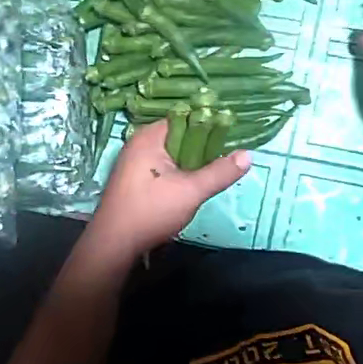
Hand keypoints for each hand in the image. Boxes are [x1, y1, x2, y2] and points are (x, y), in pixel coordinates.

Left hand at [85, 119, 248, 257]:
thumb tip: (248, 155)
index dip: (209, 124)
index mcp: (149, 137)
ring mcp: (135, 161)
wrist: (114, 245)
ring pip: (174, 153)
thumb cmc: (151, 211)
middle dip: (203, 146)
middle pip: (180, 135)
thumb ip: (220, 172)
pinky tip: (192, 186)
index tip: (230, 135)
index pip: (185, 117)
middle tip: (225, 157)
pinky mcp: (135, 179)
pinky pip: (165, 166)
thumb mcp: (192, 191)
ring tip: (213, 172)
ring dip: (193, 162)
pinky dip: (180, 172)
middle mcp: (140, 143)